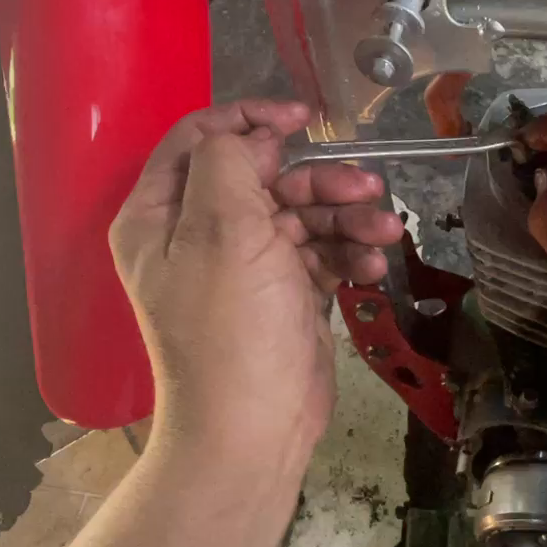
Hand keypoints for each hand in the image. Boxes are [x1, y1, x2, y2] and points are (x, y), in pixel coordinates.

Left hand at [109, 101, 405, 452]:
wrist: (255, 429)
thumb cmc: (230, 326)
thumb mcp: (221, 230)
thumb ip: (231, 162)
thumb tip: (255, 137)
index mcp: (163, 214)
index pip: (201, 139)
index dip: (250, 119)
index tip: (302, 117)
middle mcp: (199, 233)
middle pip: (265, 177)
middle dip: (319, 181)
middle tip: (366, 188)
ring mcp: (245, 263)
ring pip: (301, 214)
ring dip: (346, 218)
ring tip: (384, 231)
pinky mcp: (284, 291)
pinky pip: (318, 253)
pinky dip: (347, 254)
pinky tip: (373, 266)